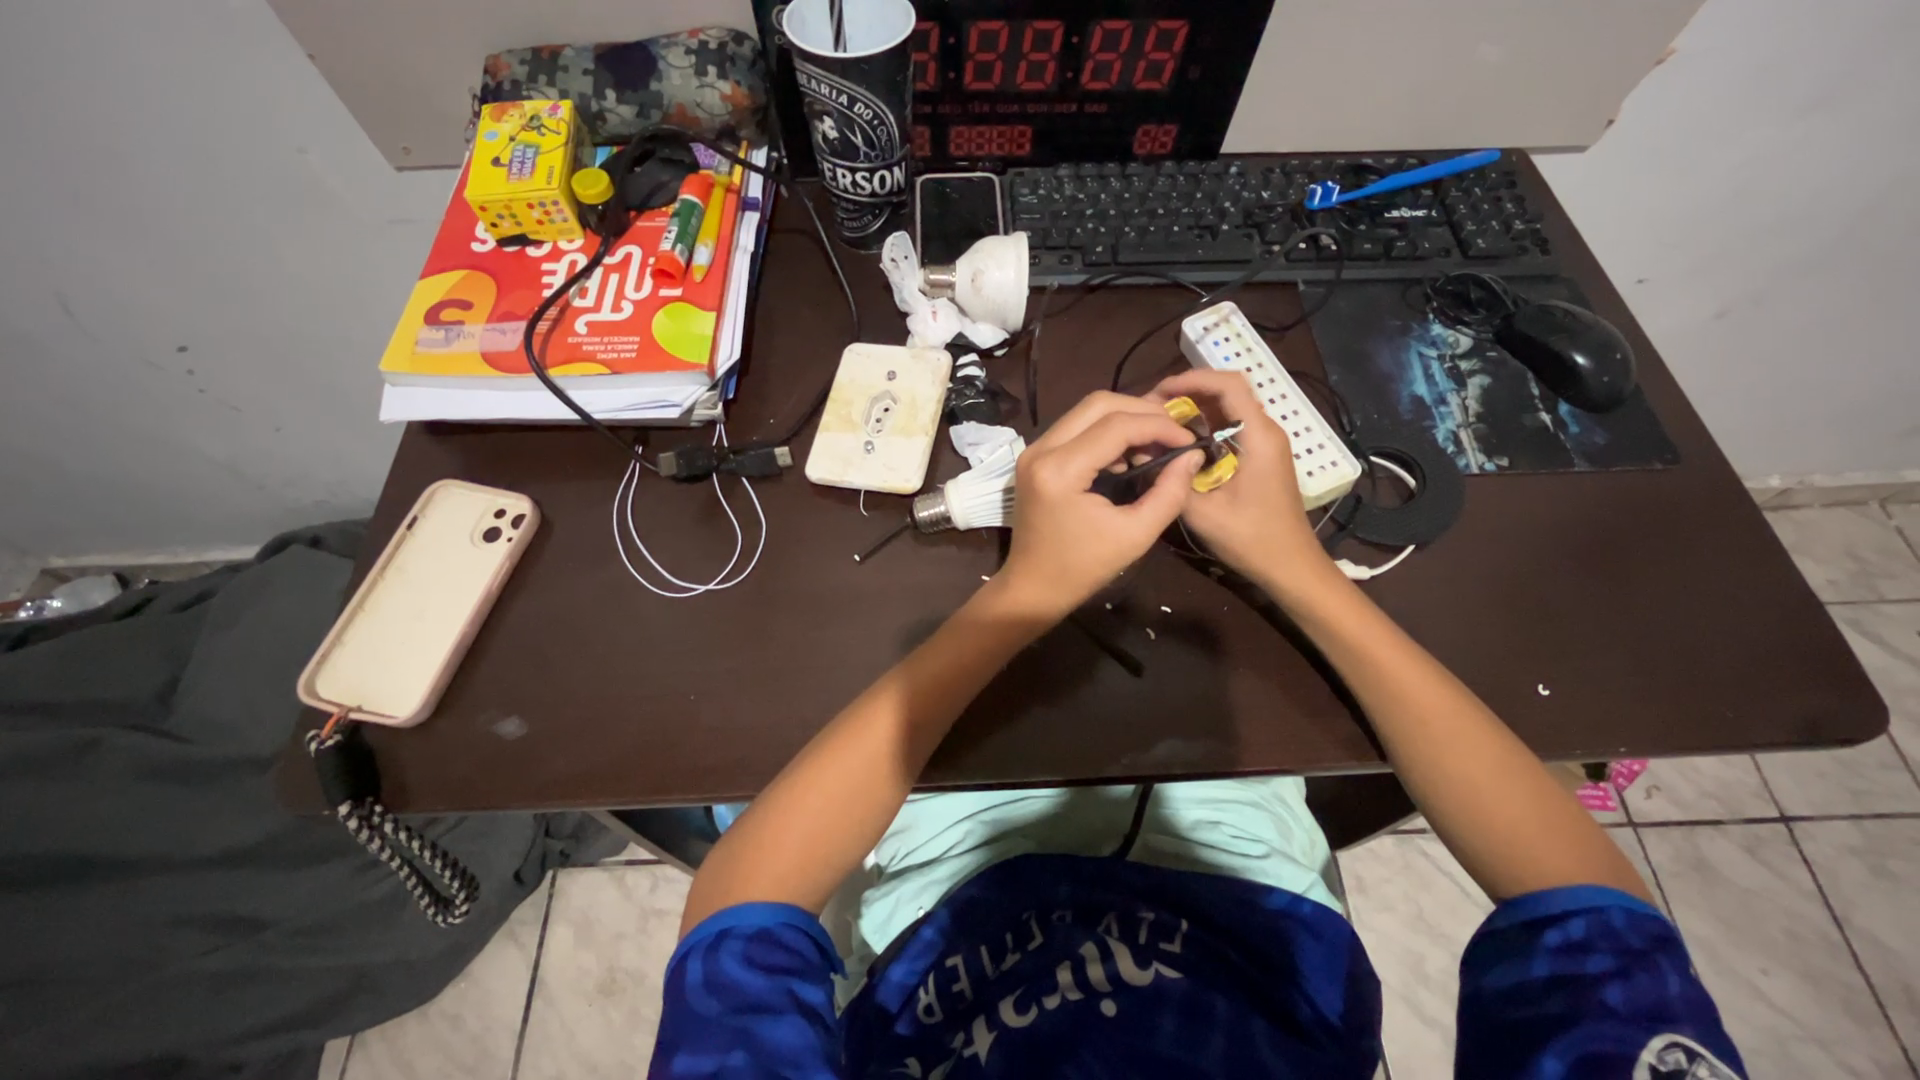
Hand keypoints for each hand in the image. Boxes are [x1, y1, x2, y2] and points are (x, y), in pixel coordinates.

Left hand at [997, 391, 1200, 619]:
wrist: (1033, 587)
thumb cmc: (1083, 568)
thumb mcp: (1135, 535)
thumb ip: (1169, 493)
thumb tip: (1192, 455)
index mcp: (1060, 470)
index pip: (1116, 425)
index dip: (1159, 426)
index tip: (1190, 440)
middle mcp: (1041, 450)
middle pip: (1099, 403)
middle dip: (1142, 411)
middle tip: (1174, 433)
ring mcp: (1034, 450)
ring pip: (1086, 411)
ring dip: (1125, 419)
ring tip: (1155, 445)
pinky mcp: (1035, 456)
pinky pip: (1076, 427)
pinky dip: (1106, 432)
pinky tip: (1128, 456)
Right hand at [1148, 370, 1338, 598]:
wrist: (1290, 566)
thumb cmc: (1252, 539)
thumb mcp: (1203, 513)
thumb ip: (1173, 479)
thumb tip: (1145, 454)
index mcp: (1258, 437)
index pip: (1228, 384)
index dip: (1192, 379)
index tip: (1159, 392)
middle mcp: (1265, 431)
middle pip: (1226, 392)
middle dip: (1187, 394)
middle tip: (1151, 409)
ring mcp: (1264, 444)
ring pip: (1227, 410)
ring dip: (1193, 411)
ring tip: (1158, 424)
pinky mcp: (1259, 457)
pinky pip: (1230, 429)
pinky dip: (1203, 429)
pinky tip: (1178, 445)